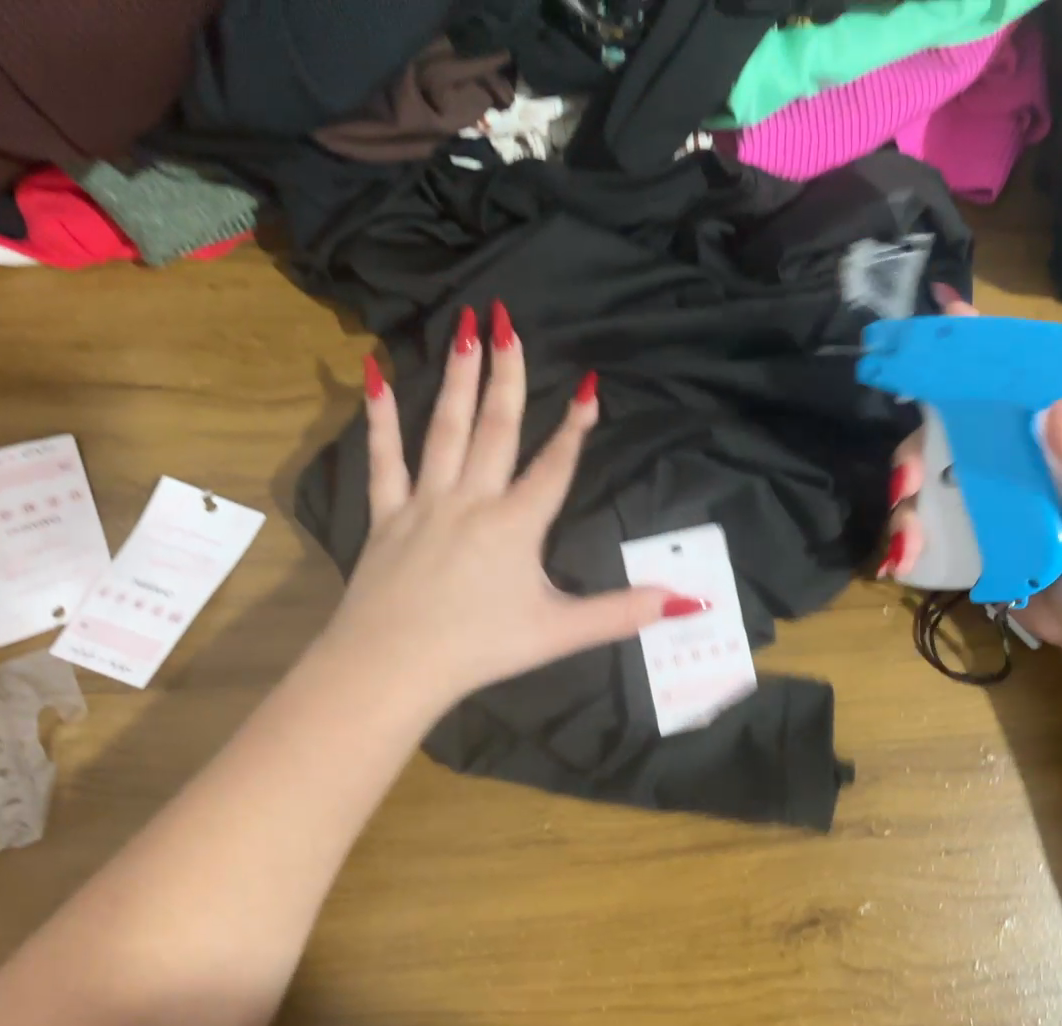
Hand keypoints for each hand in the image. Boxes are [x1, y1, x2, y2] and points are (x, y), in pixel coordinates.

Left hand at [319, 302, 705, 708]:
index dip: (577, 426)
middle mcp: (471, 499)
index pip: (555, 465)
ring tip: (463, 329)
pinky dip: (380, 418)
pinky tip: (374, 375)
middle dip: (508, 374)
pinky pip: (383, 459)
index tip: (591, 383)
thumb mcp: (560, 632)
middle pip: (496, 427)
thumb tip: (687, 601)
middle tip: (507, 321)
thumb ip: (623, 613)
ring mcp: (424, 502)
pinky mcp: (385, 515)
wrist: (390, 667)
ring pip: (444, 429)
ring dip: (457, 378)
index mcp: (516, 523)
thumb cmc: (480, 649)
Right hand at [885, 286, 1061, 648]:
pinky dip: (901, 539)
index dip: (971, 346)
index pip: (1003, 384)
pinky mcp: (958, 537)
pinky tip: (901, 561)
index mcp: (1039, 443)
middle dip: (910, 450)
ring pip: (918, 479)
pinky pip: (916, 525)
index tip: (938, 315)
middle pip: (938, 431)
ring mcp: (974, 500)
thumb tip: (1057, 402)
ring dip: (901, 505)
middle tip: (907, 484)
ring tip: (906, 543)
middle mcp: (999, 461)